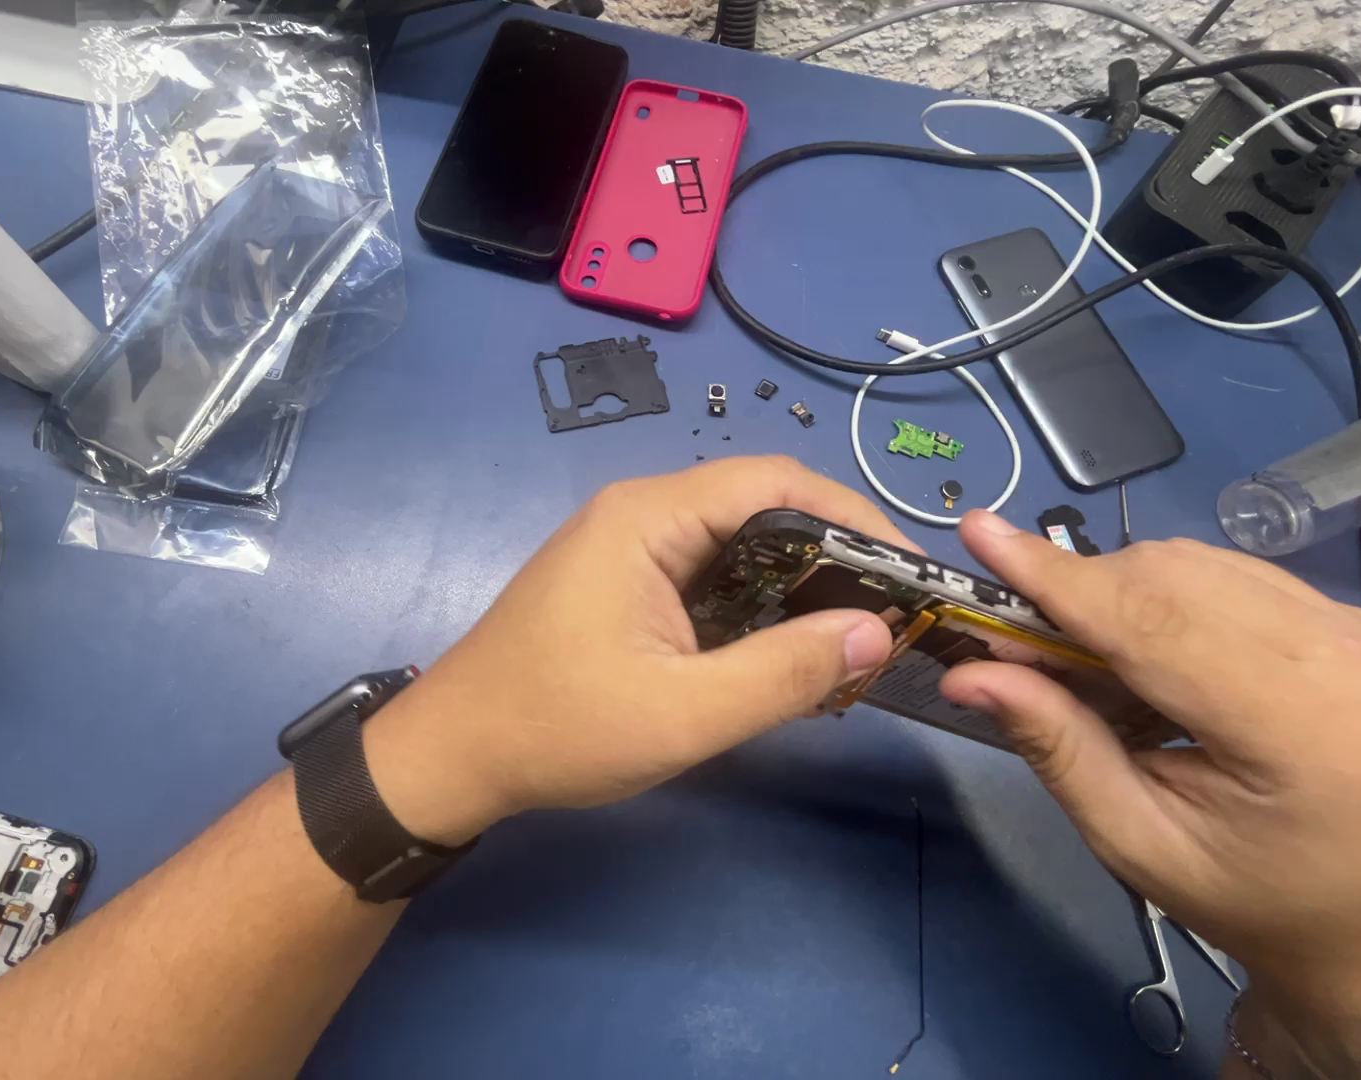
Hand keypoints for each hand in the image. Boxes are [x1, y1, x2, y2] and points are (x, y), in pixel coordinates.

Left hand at [362, 457, 902, 846]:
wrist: (454, 754)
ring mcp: (627, 547)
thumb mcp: (681, 713)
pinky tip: (782, 649)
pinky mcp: (623, 582)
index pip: (773, 483)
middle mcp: (639, 513)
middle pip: (759, 507)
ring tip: (848, 637)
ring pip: (736, 544)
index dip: (851, 516)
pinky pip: (707, 575)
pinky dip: (754, 605)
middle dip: (830, 554)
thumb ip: (782, 673)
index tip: (907, 570)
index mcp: (648, 517)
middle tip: (887, 613)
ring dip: (794, 584)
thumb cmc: (557, 729)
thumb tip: (874, 634)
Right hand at [938, 513, 1360, 1053]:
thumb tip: (966, 675)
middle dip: (1074, 586)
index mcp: (1306, 733)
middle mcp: (1351, 660)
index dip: (1055, 577)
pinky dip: (1156, 593)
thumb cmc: (1250, 901)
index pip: (1152, 624)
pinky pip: (1225, 573)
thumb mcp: (1132, 840)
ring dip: (1112, 588)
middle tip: (1015, 631)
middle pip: (1169, 578)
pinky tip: (1142, 646)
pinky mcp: (1358, 622)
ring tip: (1082, 652)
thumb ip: (1054, 746)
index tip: (977, 533)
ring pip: (1193, 563)